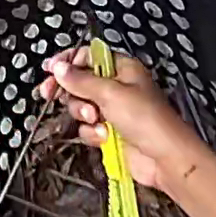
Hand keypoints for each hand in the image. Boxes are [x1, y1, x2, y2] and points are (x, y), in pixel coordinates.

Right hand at [36, 47, 207, 191]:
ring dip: (82, 113)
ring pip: (81, 105)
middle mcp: (117, 87)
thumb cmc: (144, 119)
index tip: (50, 69)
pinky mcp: (110, 132)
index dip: (68, 62)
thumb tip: (58, 67)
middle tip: (49, 93)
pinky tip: (103, 136)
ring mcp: (113, 110)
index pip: (88, 56)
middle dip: (69, 90)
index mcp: (122, 69)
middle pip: (80, 81)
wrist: (166, 160)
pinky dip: (92, 132)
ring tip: (94, 119)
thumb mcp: (109, 93)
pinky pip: (88, 127)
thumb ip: (80, 80)